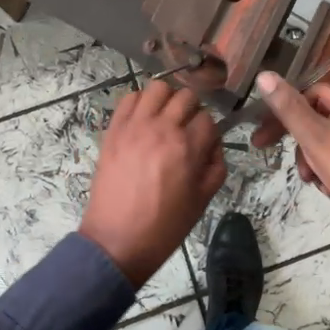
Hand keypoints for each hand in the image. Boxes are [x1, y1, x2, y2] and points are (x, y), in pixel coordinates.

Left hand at [79, 84, 225, 286]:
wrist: (117, 241)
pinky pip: (129, 98)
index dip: (208, 132)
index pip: (208, 120)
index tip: (202, 144)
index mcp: (188, 148)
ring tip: (163, 118)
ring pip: (158, 88)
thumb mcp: (202, 201)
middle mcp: (163, 129)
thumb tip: (213, 144)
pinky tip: (142, 120)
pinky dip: (139, 103)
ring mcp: (135, 126)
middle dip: (191, 111)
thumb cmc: (164, 227)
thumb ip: (215, 166)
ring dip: (166, 100)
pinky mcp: (114, 129)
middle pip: (186, 96)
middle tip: (185, 129)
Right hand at [251, 72, 329, 239]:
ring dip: (311, 160)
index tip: (264, 132)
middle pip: (315, 118)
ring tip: (312, 180)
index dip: (285, 110)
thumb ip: (288, 107)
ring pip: (324, 141)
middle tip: (273, 154)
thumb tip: (264, 74)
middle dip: (299, 142)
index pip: (309, 93)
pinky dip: (327, 170)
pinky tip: (328, 188)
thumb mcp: (314, 136)